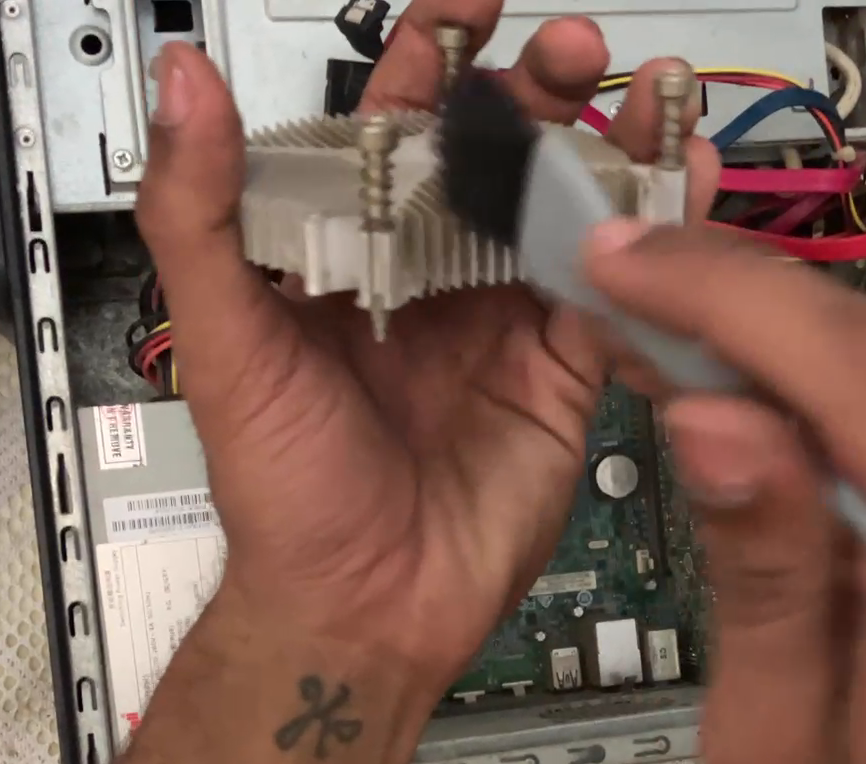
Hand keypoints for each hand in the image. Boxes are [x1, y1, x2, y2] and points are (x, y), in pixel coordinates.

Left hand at [134, 5, 717, 733]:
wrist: (367, 602)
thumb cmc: (288, 490)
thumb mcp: (228, 348)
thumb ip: (204, 216)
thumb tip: (185, 84)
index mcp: (355, 262)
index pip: (395, 138)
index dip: (430, 67)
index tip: (464, 12)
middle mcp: (435, 286)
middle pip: (495, 167)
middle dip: (536, 98)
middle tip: (574, 50)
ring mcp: (506, 331)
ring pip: (565, 221)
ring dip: (606, 155)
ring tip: (648, 98)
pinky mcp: (561, 380)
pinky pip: (610, 301)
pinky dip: (647, 249)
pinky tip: (679, 189)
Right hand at [586, 225, 865, 763]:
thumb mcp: (770, 750)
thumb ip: (758, 575)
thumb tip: (710, 411)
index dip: (739, 302)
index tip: (627, 261)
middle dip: (754, 298)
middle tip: (635, 275)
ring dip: (794, 333)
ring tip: (680, 323)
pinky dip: (846, 385)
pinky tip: (768, 389)